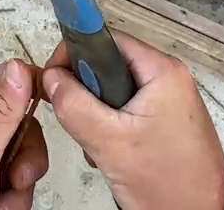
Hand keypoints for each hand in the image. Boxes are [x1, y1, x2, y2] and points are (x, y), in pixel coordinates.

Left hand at [0, 59, 48, 209]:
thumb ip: (2, 110)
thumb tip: (19, 65)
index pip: (7, 79)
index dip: (32, 86)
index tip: (54, 100)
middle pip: (24, 121)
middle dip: (26, 154)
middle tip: (18, 175)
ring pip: (27, 154)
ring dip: (21, 183)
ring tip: (1, 201)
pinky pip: (22, 181)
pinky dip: (15, 200)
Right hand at [42, 32, 223, 209]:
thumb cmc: (165, 183)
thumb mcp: (109, 142)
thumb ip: (74, 105)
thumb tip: (50, 76)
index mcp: (161, 69)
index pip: (105, 39)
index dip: (74, 54)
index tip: (55, 79)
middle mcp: (170, 76)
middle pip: (110, 65)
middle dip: (87, 92)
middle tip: (77, 120)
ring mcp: (172, 100)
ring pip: (117, 90)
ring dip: (99, 114)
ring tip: (100, 145)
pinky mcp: (170, 121)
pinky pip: (130, 108)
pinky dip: (115, 126)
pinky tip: (113, 153)